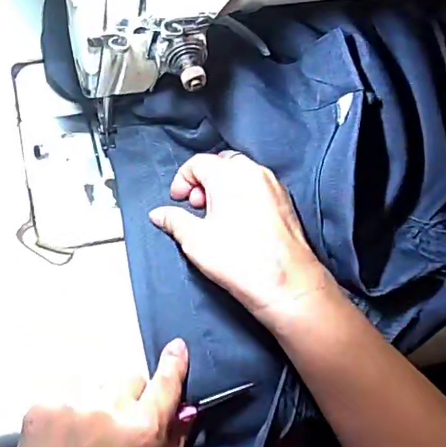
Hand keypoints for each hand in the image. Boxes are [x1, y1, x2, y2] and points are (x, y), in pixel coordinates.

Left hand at [0, 340, 190, 446]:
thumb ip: (174, 443)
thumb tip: (185, 408)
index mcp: (141, 431)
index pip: (165, 384)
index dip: (173, 364)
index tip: (177, 346)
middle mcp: (107, 408)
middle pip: (130, 379)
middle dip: (131, 397)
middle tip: (121, 429)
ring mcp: (71, 403)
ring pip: (96, 385)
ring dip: (98, 402)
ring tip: (87, 437)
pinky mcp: (41, 405)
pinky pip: (66, 395)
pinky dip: (69, 411)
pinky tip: (63, 440)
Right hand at [147, 151, 339, 328]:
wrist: (286, 284)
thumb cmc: (241, 259)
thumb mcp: (194, 239)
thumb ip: (173, 220)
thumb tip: (159, 214)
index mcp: (229, 174)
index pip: (197, 163)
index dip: (181, 181)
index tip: (177, 200)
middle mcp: (254, 172)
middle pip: (220, 164)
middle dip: (203, 182)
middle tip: (195, 207)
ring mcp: (273, 186)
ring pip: (241, 175)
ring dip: (223, 189)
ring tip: (214, 217)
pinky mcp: (285, 202)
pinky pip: (257, 188)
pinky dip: (242, 196)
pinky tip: (236, 223)